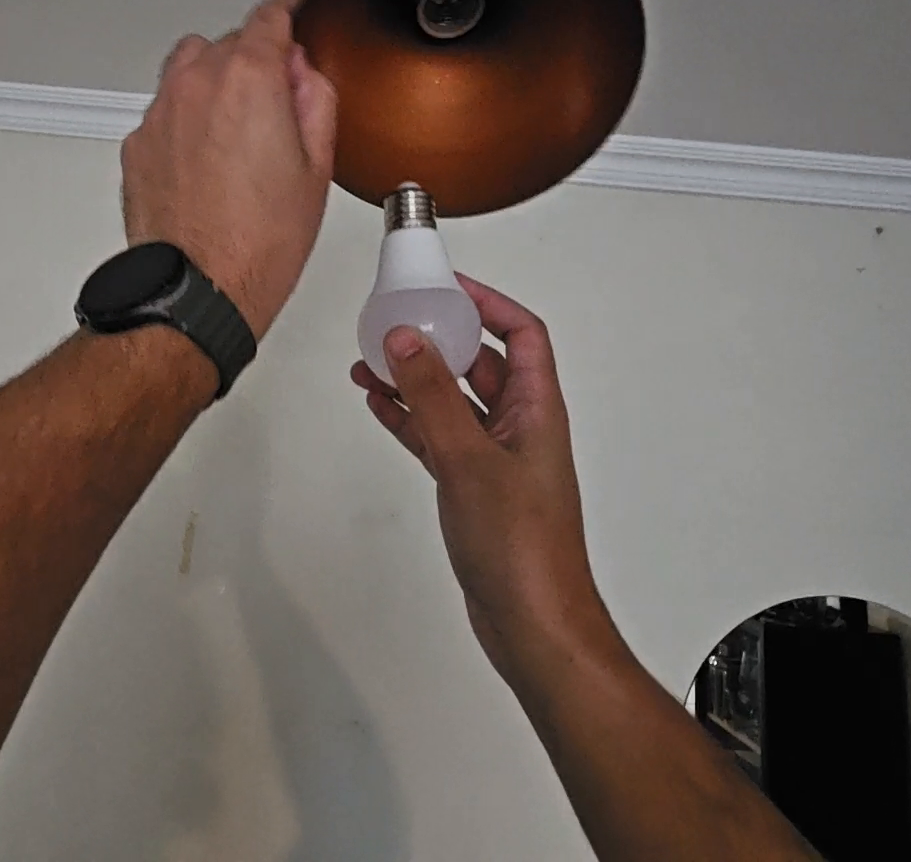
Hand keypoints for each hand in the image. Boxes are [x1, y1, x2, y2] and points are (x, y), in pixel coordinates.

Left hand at [122, 0, 337, 339]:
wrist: (201, 290)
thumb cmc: (258, 244)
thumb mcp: (317, 168)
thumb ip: (316, 100)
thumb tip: (303, 73)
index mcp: (248, 80)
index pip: (269, 16)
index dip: (289, 11)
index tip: (295, 13)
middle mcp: (195, 85)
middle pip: (228, 43)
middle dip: (255, 63)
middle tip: (278, 107)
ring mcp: (159, 115)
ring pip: (189, 71)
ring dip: (216, 84)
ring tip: (239, 135)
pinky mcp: (137, 145)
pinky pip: (166, 111)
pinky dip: (187, 119)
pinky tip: (209, 163)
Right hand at [349, 276, 607, 680]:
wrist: (531, 624)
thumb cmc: (524, 552)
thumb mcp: (470, 459)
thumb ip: (433, 397)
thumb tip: (408, 339)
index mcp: (536, 410)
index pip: (521, 333)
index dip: (488, 302)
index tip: (448, 285)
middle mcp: (518, 427)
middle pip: (478, 362)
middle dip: (438, 338)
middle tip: (398, 320)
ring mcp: (493, 457)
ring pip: (450, 399)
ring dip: (415, 378)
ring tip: (373, 361)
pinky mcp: (471, 485)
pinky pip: (436, 435)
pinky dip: (409, 417)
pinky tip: (381, 405)